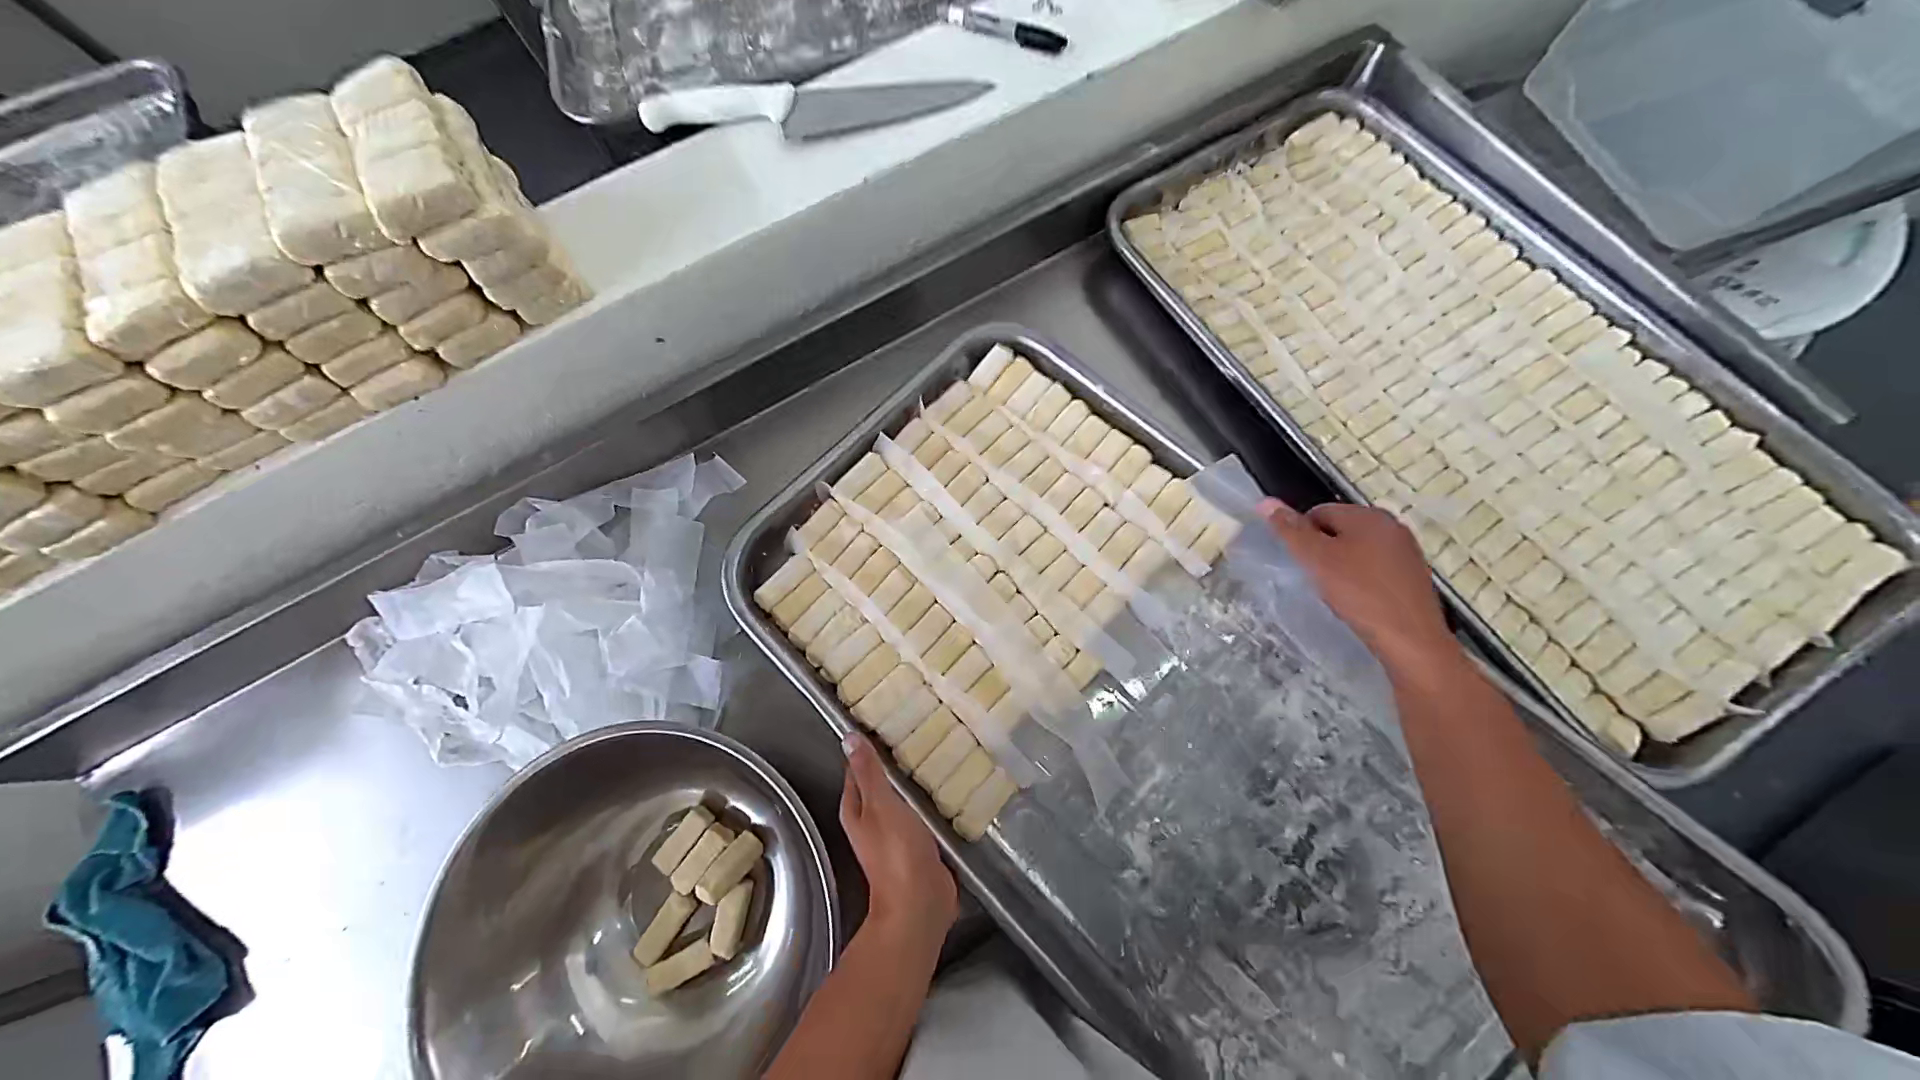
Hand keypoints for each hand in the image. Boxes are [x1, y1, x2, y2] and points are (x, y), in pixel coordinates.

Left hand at [839, 733, 957, 946]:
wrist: (920, 904)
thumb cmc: (895, 852)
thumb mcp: (880, 804)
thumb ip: (868, 772)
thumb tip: (848, 738)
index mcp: (855, 809)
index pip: (856, 769)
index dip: (866, 747)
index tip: (884, 722)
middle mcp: (871, 820)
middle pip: (880, 783)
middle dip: (894, 761)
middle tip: (915, 732)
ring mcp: (895, 834)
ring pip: (903, 798)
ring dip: (914, 781)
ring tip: (933, 753)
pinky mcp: (918, 844)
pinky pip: (922, 814)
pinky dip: (929, 800)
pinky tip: (944, 788)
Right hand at [1257, 498, 1456, 672]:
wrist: (1410, 638)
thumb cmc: (1358, 592)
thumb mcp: (1316, 559)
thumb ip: (1290, 530)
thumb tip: (1265, 501)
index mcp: (1368, 515)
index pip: (1319, 512)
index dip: (1302, 536)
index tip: (1302, 563)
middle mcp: (1391, 525)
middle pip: (1340, 529)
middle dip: (1323, 549)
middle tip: (1316, 578)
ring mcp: (1406, 550)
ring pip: (1359, 548)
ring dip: (1342, 564)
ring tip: (1336, 590)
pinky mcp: (1413, 574)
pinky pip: (1376, 566)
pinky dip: (1362, 577)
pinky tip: (1359, 598)